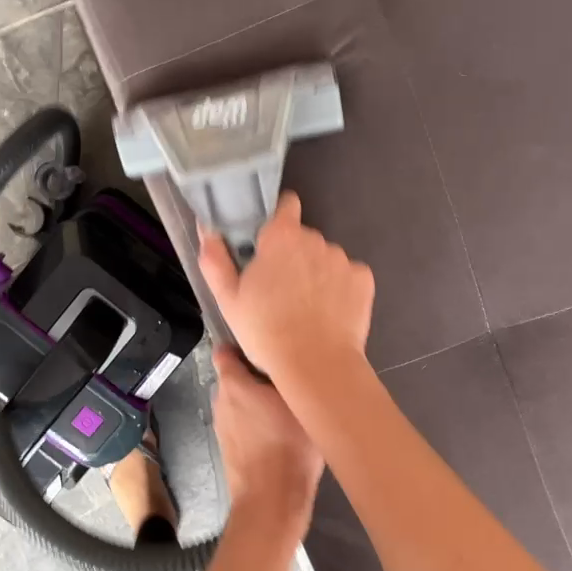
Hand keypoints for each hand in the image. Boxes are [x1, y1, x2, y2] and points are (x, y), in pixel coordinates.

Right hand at [198, 192, 375, 383]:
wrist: (316, 365)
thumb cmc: (265, 331)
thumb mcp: (228, 299)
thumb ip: (215, 259)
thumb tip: (207, 229)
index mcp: (281, 237)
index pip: (286, 205)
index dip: (278, 218)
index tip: (269, 241)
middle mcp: (316, 239)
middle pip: (303, 239)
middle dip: (293, 256)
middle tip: (279, 290)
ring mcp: (343, 259)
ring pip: (325, 259)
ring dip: (315, 274)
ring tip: (305, 308)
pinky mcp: (364, 280)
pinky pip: (348, 278)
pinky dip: (339, 290)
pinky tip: (328, 315)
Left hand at [211, 347, 322, 541]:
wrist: (271, 501)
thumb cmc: (288, 446)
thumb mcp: (300, 404)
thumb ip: (293, 379)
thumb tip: (297, 361)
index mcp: (233, 384)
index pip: (225, 351)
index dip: (243, 345)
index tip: (267, 345)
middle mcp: (221, 401)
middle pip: (236, 377)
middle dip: (257, 375)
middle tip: (287, 377)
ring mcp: (222, 426)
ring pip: (240, 402)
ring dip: (257, 401)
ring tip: (287, 406)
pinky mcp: (228, 447)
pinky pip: (242, 424)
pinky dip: (256, 423)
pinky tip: (280, 433)